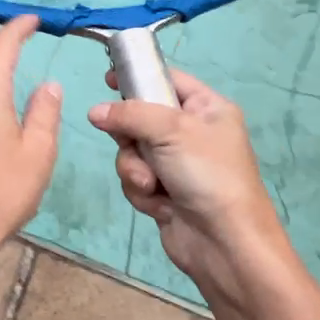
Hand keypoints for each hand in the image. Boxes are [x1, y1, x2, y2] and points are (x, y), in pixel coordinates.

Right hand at [87, 68, 281, 294]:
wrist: (225, 243)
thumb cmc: (208, 174)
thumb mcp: (171, 130)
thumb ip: (129, 114)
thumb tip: (94, 112)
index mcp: (207, 109)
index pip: (168, 79)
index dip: (139, 77)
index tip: (109, 79)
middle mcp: (192, 133)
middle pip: (140, 117)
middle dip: (131, 136)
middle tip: (133, 143)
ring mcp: (177, 164)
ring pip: (131, 151)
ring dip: (135, 168)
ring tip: (152, 185)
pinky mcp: (164, 191)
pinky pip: (135, 178)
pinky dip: (141, 191)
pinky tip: (159, 205)